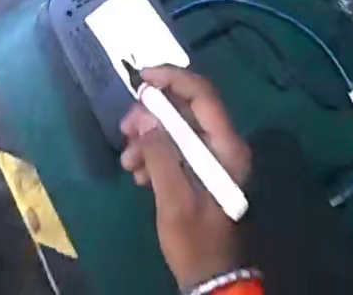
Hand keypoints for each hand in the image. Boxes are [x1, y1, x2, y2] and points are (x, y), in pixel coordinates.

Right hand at [118, 68, 251, 289]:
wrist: (210, 282)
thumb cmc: (195, 241)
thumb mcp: (174, 198)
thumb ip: (160, 151)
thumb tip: (146, 116)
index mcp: (226, 147)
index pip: (202, 93)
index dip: (171, 77)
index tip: (141, 79)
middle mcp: (222, 144)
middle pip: (184, 107)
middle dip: (150, 113)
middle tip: (126, 128)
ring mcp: (211, 156)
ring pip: (175, 124)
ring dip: (147, 134)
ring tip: (128, 158)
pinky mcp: (198, 167)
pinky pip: (173, 142)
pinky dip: (152, 149)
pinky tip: (136, 170)